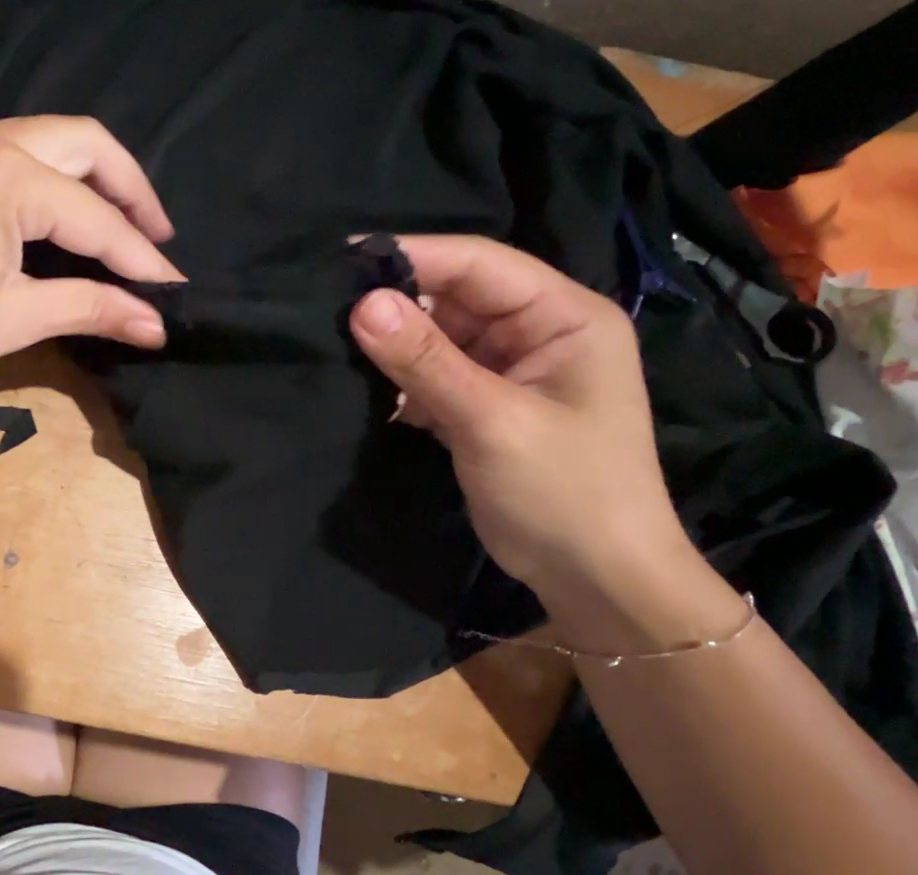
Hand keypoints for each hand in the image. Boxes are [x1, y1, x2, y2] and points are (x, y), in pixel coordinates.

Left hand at [0, 116, 183, 401]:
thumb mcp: (15, 319)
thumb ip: (90, 307)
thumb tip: (157, 324)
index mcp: (7, 175)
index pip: (95, 216)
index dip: (139, 256)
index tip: (173, 288)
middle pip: (85, 145)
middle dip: (129, 191)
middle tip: (157, 240)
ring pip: (50, 141)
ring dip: (93, 178)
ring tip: (122, 226)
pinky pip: (16, 153)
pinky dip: (53, 178)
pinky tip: (66, 216)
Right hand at [348, 236, 690, 596]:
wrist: (595, 575)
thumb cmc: (562, 491)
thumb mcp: (490, 420)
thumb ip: (425, 361)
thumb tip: (361, 304)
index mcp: (564, 316)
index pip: (480, 265)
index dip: (413, 256)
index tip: (342, 259)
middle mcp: (538, 333)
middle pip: (455, 299)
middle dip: (395, 303)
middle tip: (323, 306)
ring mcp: (510, 374)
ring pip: (438, 341)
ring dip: (392, 346)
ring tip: (328, 342)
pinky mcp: (484, 410)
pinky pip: (433, 379)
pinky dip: (399, 385)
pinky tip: (358, 388)